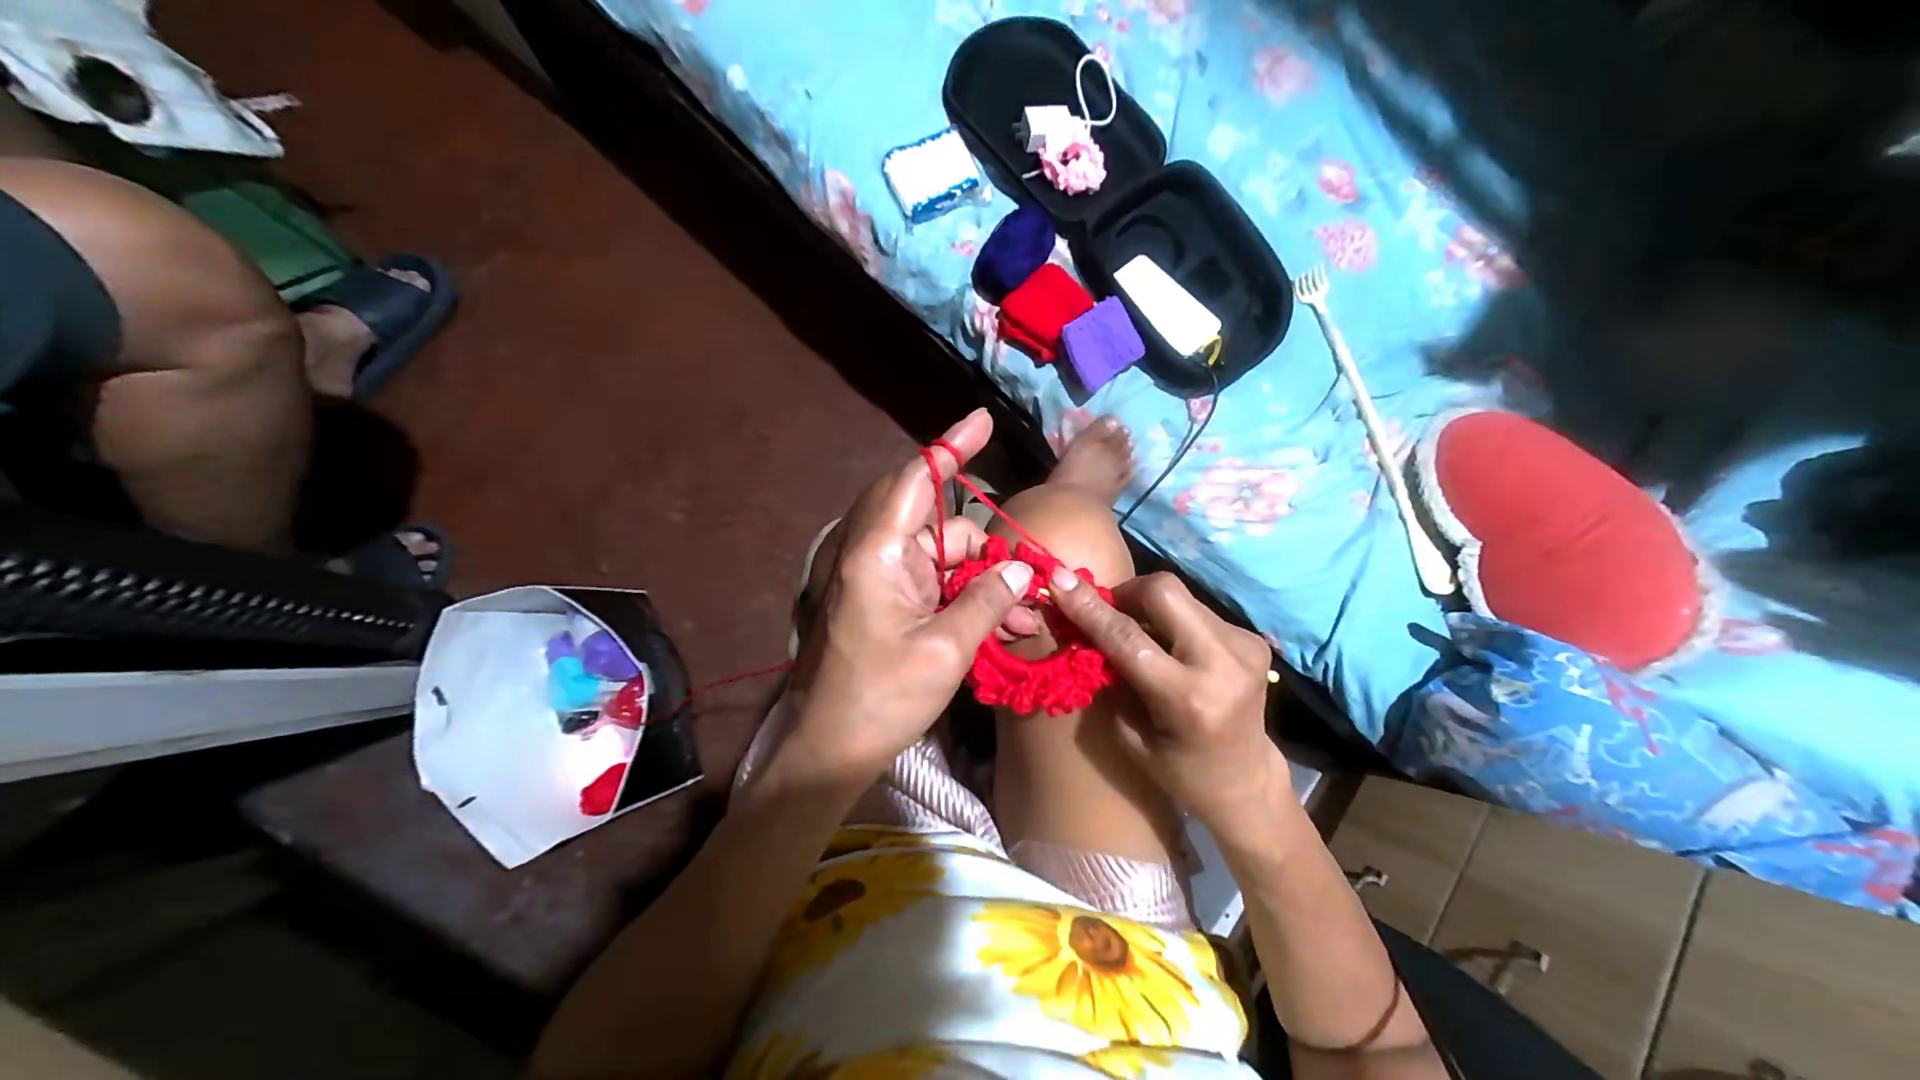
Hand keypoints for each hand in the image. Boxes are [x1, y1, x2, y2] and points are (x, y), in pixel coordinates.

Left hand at [780, 409, 1032, 789]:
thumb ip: (987, 600)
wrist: (830, 751)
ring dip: (982, 577)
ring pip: (940, 554)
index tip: (982, 419)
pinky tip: (1004, 622)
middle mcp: (873, 555)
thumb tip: (1019, 568)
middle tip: (1017, 565)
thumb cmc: (881, 700)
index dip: (950, 447)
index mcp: (876, 555)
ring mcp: (879, 578)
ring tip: (1024, 614)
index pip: (914, 481)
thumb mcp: (946, 651)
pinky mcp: (886, 601)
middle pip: (934, 519)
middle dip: (980, 540)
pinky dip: (966, 594)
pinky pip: (933, 580)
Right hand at [1046, 568, 1290, 831]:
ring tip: (1142, 634)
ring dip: (1149, 606)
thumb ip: (1109, 674)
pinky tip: (1173, 646)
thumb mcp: (1129, 732)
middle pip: (1164, 591)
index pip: (1127, 638)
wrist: (1245, 778)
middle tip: (1111, 611)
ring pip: (1181, 595)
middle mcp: (1222, 665)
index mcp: (1187, 700)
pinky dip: (1173, 619)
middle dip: (1127, 591)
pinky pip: (1197, 609)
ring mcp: (1245, 647)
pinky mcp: (1254, 638)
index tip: (1059, 578)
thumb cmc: (1177, 767)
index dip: (1089, 606)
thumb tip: (1086, 622)